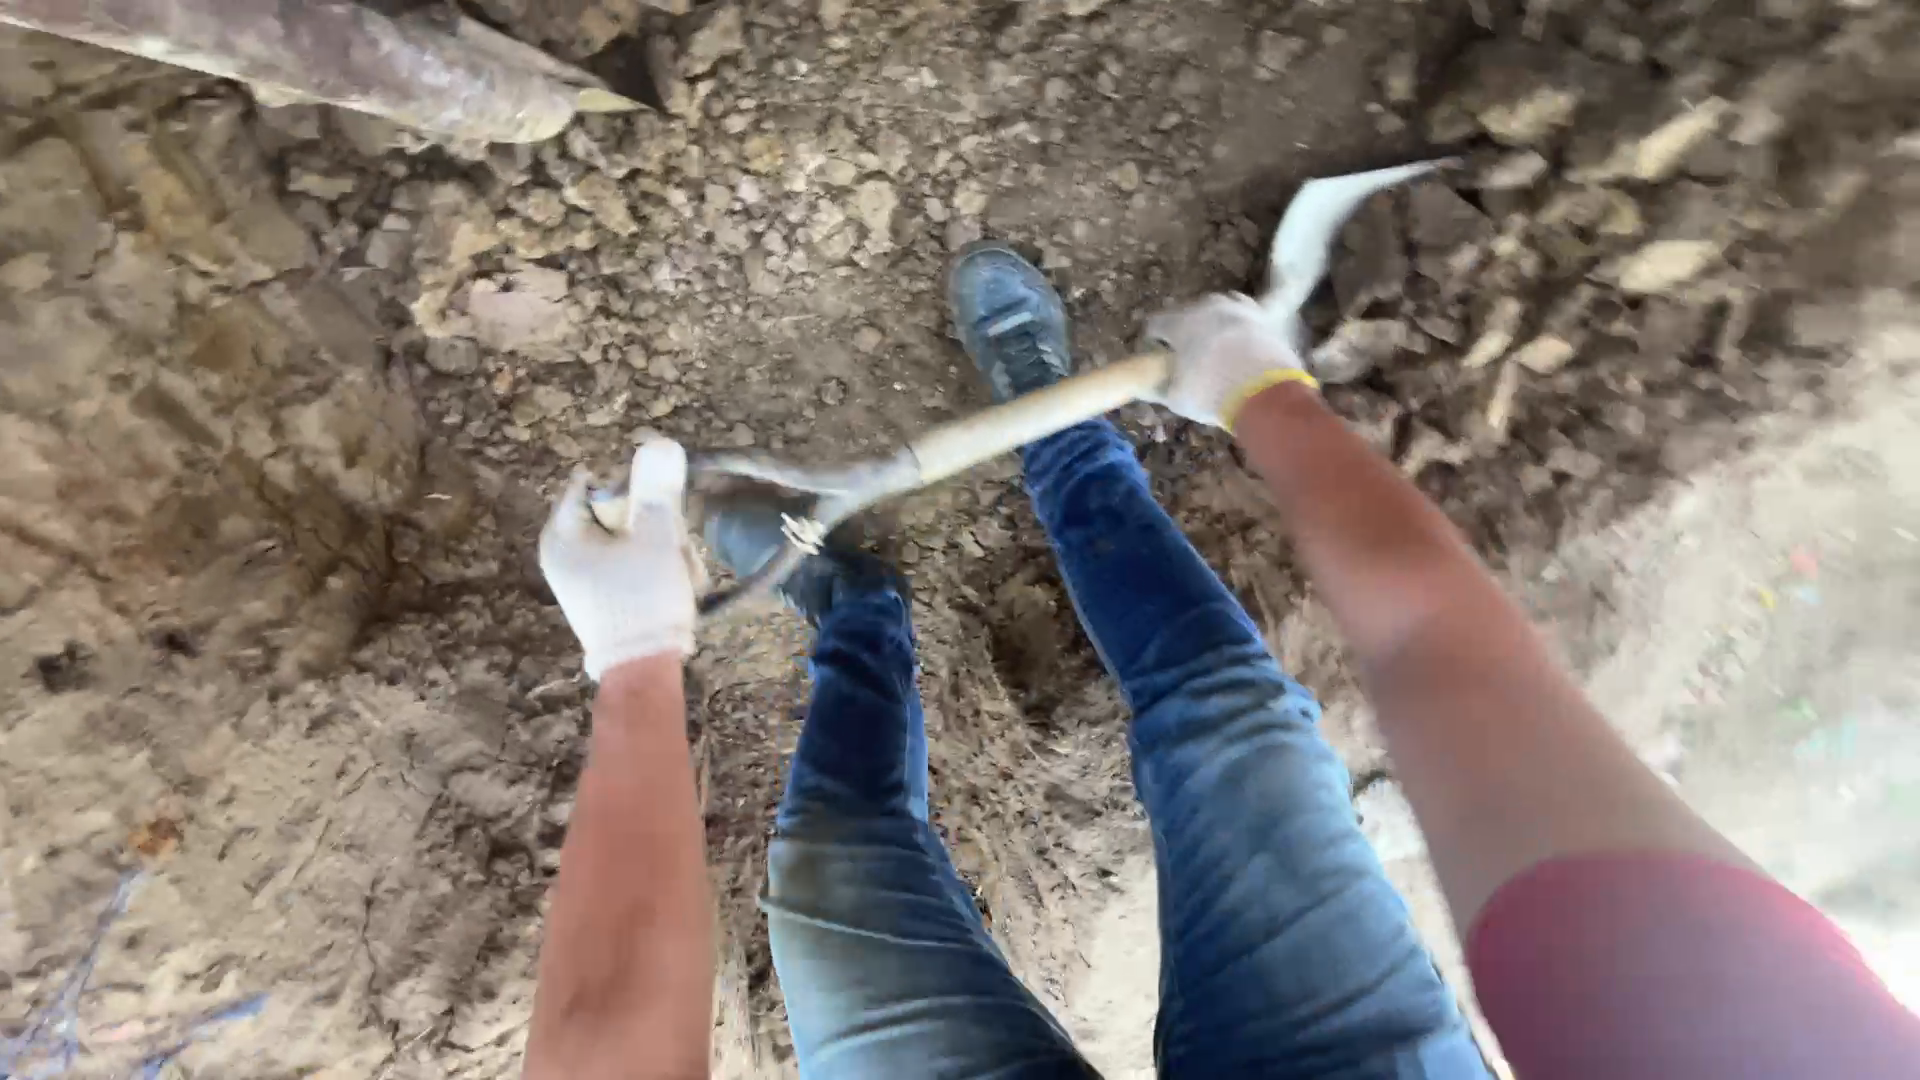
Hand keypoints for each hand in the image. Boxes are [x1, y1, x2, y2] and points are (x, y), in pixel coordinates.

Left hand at [539, 438, 701, 678]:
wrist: (643, 668)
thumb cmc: (643, 598)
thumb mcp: (657, 538)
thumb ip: (659, 490)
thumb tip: (662, 442)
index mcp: (562, 535)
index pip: (593, 483)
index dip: (632, 485)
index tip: (662, 503)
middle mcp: (564, 554)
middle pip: (619, 512)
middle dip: (658, 526)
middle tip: (677, 547)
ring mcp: (583, 579)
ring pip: (634, 540)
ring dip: (666, 550)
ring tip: (682, 573)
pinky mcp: (604, 598)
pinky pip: (634, 565)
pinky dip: (658, 570)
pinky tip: (676, 586)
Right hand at [1144, 293, 1318, 430]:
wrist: (1265, 393)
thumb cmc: (1210, 393)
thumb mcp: (1177, 398)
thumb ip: (1162, 386)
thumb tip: (1153, 386)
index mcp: (1178, 323)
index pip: (1154, 323)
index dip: (1150, 340)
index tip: (1152, 355)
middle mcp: (1206, 307)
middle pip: (1185, 313)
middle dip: (1182, 331)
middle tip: (1183, 355)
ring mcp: (1237, 308)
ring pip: (1216, 310)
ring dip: (1210, 324)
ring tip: (1212, 348)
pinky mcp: (1262, 317)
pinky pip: (1242, 316)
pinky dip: (1236, 328)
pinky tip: (1237, 345)